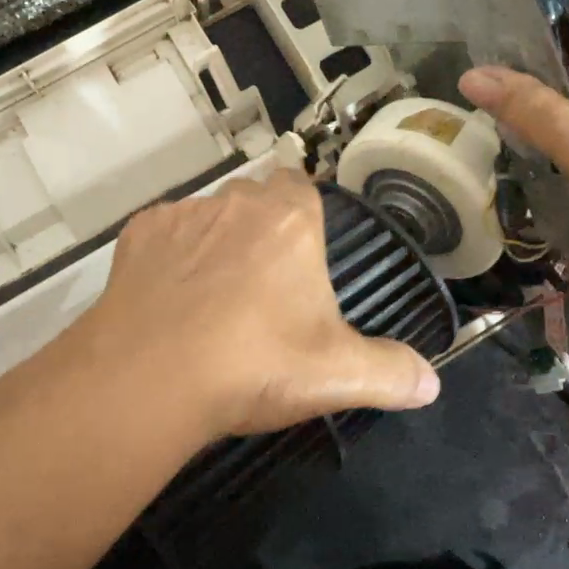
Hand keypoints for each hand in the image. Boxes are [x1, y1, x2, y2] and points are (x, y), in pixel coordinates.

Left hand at [75, 170, 440, 438]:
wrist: (151, 376)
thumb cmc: (255, 363)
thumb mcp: (337, 376)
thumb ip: (391, 372)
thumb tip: (431, 381)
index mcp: (290, 221)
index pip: (300, 186)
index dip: (300, 215)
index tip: (300, 254)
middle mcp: (235, 203)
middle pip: (252, 200)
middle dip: (258, 229)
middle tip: (260, 286)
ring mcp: (182, 215)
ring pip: (206, 216)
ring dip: (212, 243)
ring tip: (210, 299)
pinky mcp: (137, 234)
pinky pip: (162, 235)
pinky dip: (168, 257)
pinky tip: (167, 299)